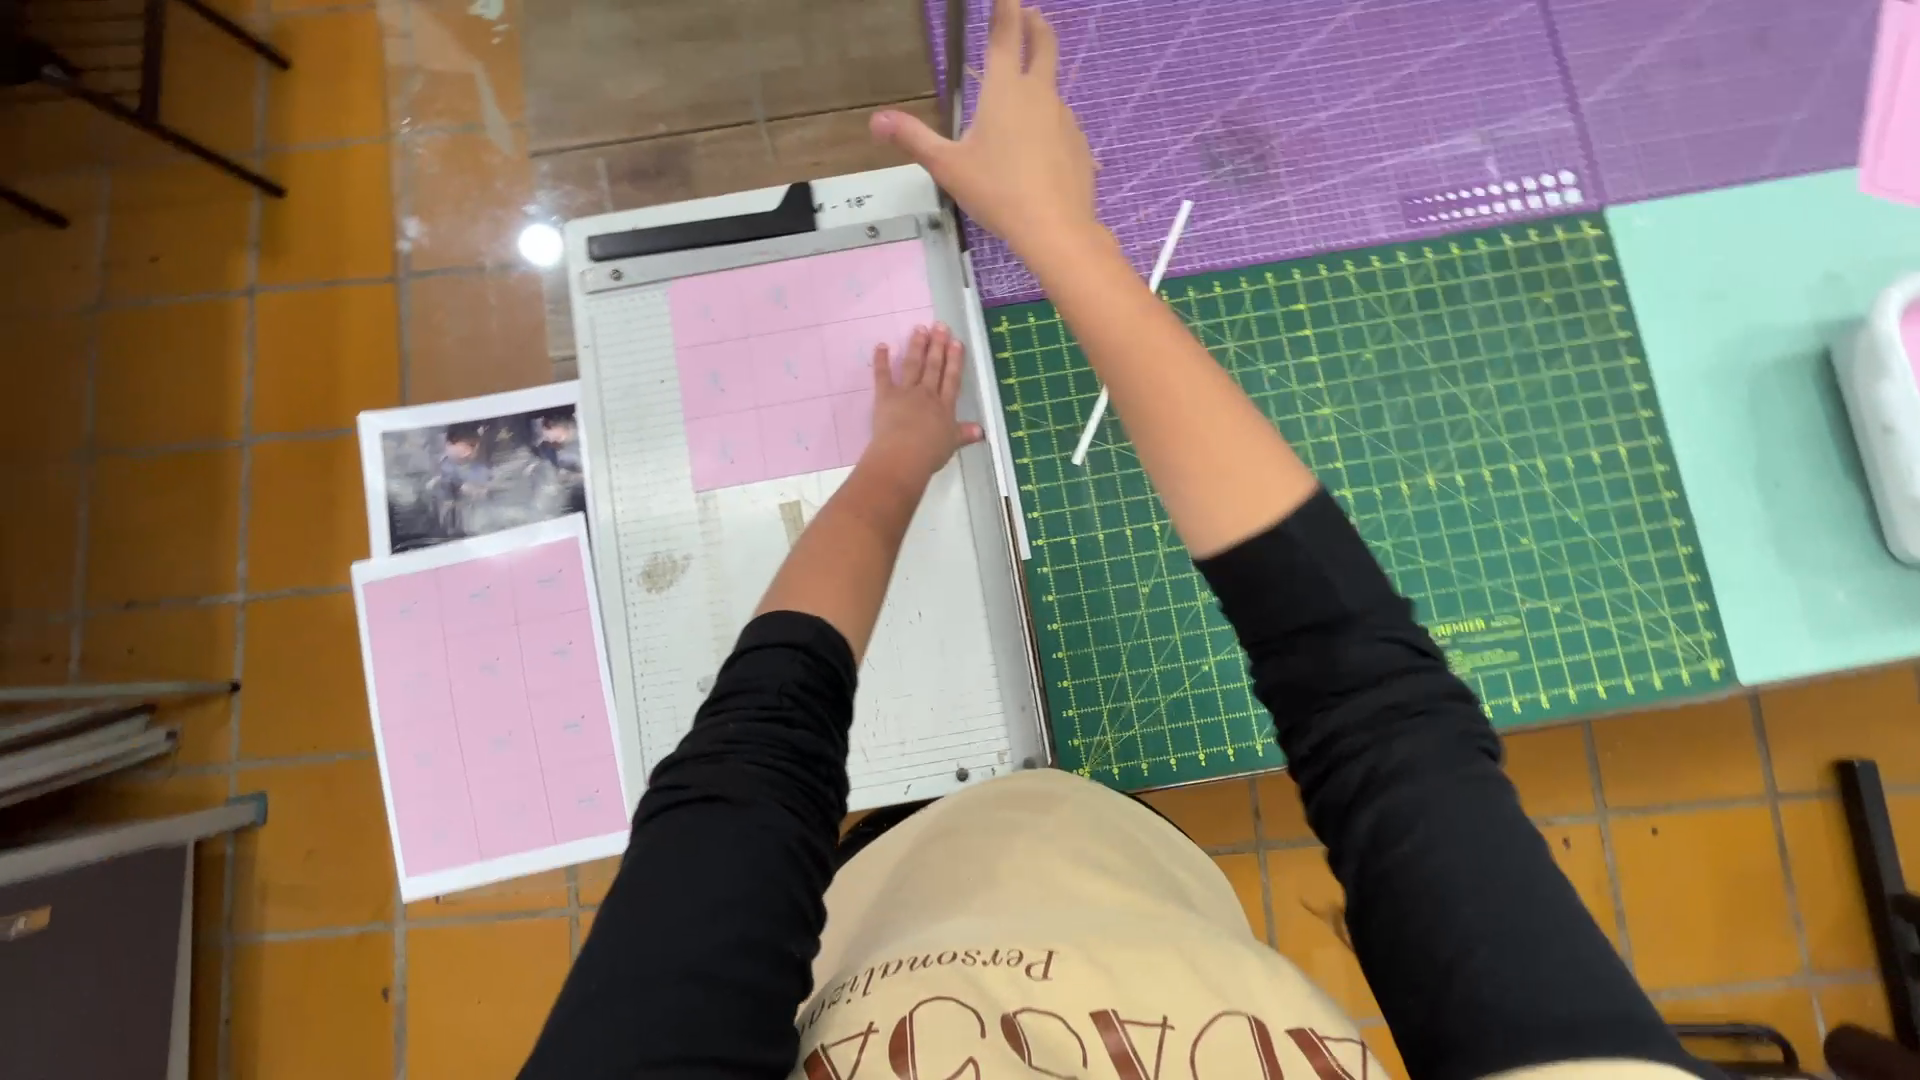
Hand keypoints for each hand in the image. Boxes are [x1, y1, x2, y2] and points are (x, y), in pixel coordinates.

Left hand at [864, 323, 983, 483]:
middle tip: (940, 326)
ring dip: (917, 346)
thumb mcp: (952, 444)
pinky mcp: (885, 396)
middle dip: (938, 345)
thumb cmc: (929, 454)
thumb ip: (964, 434)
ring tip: (920, 328)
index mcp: (944, 406)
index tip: (956, 342)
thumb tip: (981, 431)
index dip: (954, 360)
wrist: (903, 456)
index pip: (952, 379)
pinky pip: (883, 375)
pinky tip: (882, 345)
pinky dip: (881, 359)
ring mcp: (906, 393)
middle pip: (934, 367)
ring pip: (913, 365)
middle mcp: (927, 394)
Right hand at [869, 0, 1096, 259]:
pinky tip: (1039, 154)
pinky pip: (1062, 127)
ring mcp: (1064, 118)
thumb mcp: (948, 168)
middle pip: (1044, 42)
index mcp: (1004, 89)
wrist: (1054, 228)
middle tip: (1029, 16)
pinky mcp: (1079, 145)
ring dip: (1040, 84)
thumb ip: (914, 140)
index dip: (1004, 5)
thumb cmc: (997, 193)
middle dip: (1035, 23)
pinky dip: (1050, 127)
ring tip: (1023, 107)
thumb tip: (876, 121)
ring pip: (1052, 89)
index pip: (1005, 30)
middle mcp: (1039, 93)